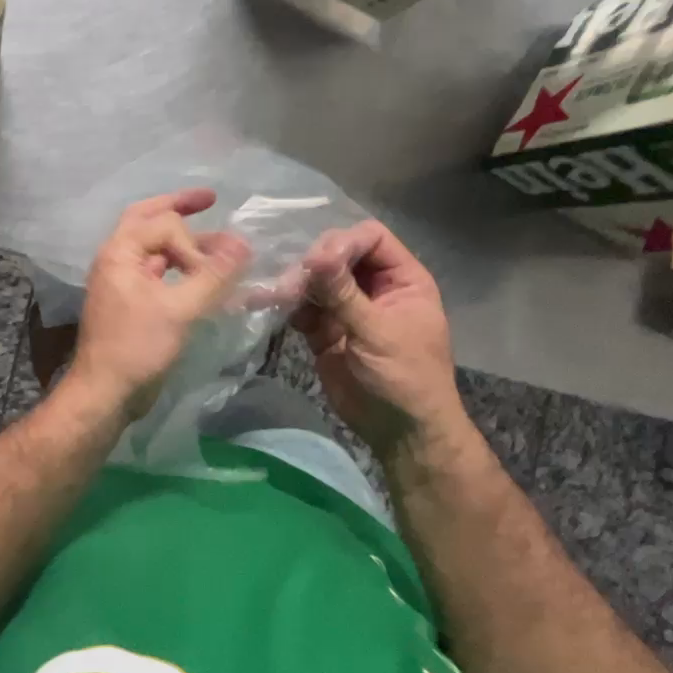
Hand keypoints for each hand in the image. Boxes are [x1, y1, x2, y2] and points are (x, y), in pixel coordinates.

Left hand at [67, 189, 250, 420]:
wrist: (106, 392)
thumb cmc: (137, 348)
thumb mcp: (180, 310)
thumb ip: (213, 275)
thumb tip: (244, 243)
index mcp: (119, 252)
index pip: (164, 225)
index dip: (194, 244)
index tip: (210, 274)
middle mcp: (116, 259)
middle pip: (148, 220)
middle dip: (179, 208)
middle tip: (210, 198)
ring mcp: (121, 281)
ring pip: (154, 248)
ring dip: (184, 242)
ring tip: (219, 244)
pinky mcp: (130, 303)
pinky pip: (157, 273)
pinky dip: (180, 268)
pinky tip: (203, 276)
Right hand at [290, 220, 471, 457]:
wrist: (400, 433)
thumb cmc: (406, 378)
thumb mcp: (377, 332)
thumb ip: (343, 292)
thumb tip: (314, 253)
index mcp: (402, 280)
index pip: (371, 239)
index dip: (343, 242)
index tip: (316, 261)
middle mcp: (374, 287)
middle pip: (338, 254)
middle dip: (312, 263)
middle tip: (289, 279)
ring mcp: (347, 308)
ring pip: (316, 280)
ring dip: (294, 283)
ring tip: (274, 292)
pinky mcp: (324, 329)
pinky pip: (302, 306)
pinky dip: (285, 303)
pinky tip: (267, 302)